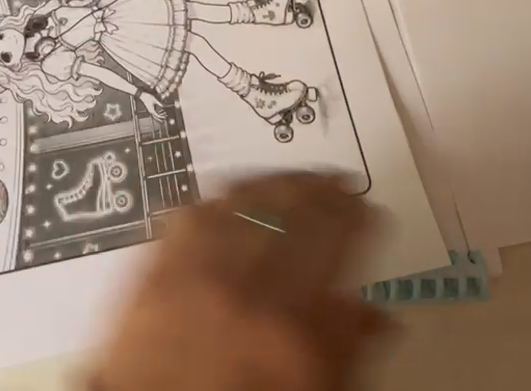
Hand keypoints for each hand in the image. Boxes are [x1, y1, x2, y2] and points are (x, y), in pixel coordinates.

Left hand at [89, 173, 389, 390]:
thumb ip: (344, 352)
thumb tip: (375, 315)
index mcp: (294, 333)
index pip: (338, 247)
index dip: (357, 219)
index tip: (365, 209)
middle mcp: (246, 293)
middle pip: (294, 214)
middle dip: (321, 190)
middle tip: (335, 182)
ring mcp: (196, 275)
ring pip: (245, 201)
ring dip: (276, 182)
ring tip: (294, 178)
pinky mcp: (155, 270)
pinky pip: (195, 214)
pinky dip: (222, 197)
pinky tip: (237, 194)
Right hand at [139, 92, 167, 119]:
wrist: (143, 96)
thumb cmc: (148, 97)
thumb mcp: (155, 100)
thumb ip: (160, 104)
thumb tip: (164, 106)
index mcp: (152, 110)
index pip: (158, 116)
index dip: (162, 117)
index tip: (165, 117)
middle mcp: (150, 111)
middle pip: (156, 117)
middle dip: (161, 118)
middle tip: (165, 118)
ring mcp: (150, 110)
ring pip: (155, 115)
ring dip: (159, 115)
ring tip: (164, 114)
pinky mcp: (150, 108)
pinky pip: (154, 113)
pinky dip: (158, 113)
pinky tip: (160, 111)